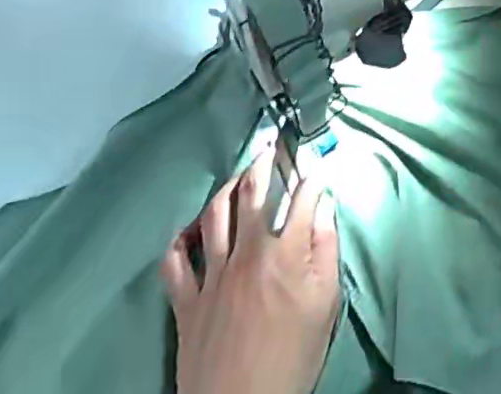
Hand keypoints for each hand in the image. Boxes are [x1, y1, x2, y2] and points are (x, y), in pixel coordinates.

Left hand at [161, 142, 341, 393]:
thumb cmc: (294, 354)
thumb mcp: (326, 302)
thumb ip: (326, 248)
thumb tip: (324, 207)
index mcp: (284, 251)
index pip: (302, 197)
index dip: (312, 178)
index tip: (317, 168)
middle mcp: (246, 252)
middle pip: (251, 194)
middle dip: (262, 164)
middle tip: (267, 146)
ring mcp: (211, 275)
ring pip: (213, 216)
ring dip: (226, 189)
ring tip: (236, 178)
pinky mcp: (185, 301)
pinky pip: (174, 262)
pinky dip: (181, 241)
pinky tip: (190, 230)